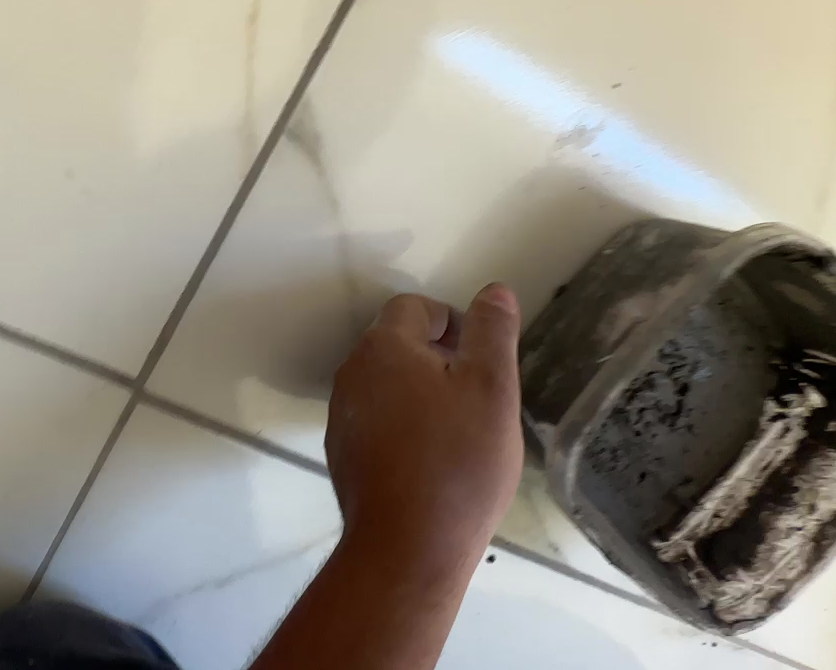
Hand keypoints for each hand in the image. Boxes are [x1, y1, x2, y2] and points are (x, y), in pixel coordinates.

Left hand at [324, 286, 523, 570]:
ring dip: (418, 390)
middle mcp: (352, 369)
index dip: (451, 321)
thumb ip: (491, 333)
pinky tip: (428, 457)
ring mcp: (340, 410)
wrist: (407, 544)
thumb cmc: (457, 461)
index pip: (414, 307)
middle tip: (474, 394)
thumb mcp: (491, 389)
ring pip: (384, 381)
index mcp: (383, 346)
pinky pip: (374, 416)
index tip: (479, 356)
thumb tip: (495, 290)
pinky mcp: (340, 447)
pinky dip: (400, 421)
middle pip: (396, 342)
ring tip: (457, 428)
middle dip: (436, 356)